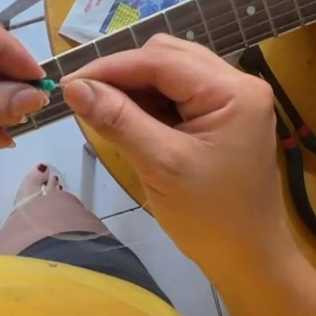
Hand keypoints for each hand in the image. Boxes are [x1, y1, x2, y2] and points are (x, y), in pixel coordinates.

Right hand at [62, 35, 294, 270]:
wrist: (247, 258)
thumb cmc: (210, 217)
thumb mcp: (160, 164)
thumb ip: (117, 120)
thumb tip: (73, 87)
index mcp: (233, 91)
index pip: (161, 61)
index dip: (111, 68)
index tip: (68, 84)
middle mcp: (236, 84)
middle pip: (166, 57)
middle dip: (122, 74)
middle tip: (84, 99)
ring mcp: (229, 100)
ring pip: (168, 74)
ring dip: (132, 88)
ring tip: (102, 110)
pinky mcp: (219, 117)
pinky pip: (175, 95)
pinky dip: (146, 103)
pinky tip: (126, 120)